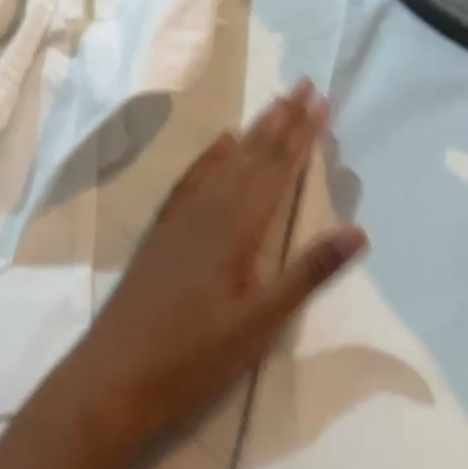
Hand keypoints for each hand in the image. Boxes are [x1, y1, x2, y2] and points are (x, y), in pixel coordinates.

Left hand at [0, 82, 366, 468]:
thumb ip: (308, 273)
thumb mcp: (260, 324)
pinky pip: (192, 181)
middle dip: (282, 119)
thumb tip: (359, 231)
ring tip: (273, 103)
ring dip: (253, 131)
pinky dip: (210, 157)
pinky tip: (218, 145)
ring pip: (225, 162)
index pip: (279, 170)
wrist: (108, 384)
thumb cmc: (192, 358)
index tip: (322, 100)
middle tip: (305, 84)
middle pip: (253, 155)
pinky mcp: (161, 236)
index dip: (303, 134)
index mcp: (237, 229)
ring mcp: (181, 221)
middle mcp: (209, 213)